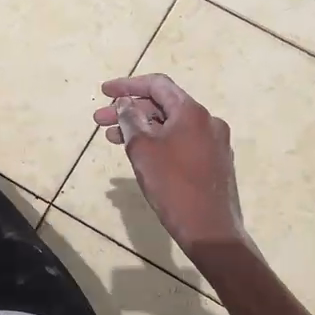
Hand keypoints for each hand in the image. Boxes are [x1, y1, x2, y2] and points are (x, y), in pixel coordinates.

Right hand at [93, 73, 250, 257]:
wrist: (211, 230)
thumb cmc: (172, 184)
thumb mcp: (142, 147)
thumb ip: (130, 119)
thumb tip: (126, 103)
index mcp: (192, 113)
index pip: (157, 85)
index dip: (127, 85)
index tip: (104, 92)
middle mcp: (208, 122)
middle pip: (163, 105)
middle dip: (129, 110)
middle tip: (100, 121)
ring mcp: (214, 143)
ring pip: (170, 124)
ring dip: (140, 127)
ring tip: (113, 139)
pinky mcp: (214, 162)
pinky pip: (180, 140)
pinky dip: (157, 140)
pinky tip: (139, 153)